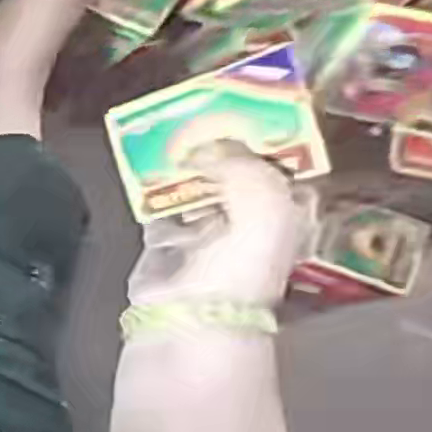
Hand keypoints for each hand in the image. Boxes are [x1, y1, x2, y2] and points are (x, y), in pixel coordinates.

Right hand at [127, 141, 314, 308]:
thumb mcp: (265, 208)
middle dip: (219, 153)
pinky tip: (144, 176)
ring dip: (182, 172)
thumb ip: (244, 169)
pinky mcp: (161, 244)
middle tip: (197, 124)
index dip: (266, 142)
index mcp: (286, 212)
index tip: (243, 116)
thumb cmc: (239, 265)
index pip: (280, 167)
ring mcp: (201, 233)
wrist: (189, 314)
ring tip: (168, 145)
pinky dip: (150, 195)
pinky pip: (157, 211)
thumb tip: (208, 143)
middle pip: (234, 176)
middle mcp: (246, 221)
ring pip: (195, 191)